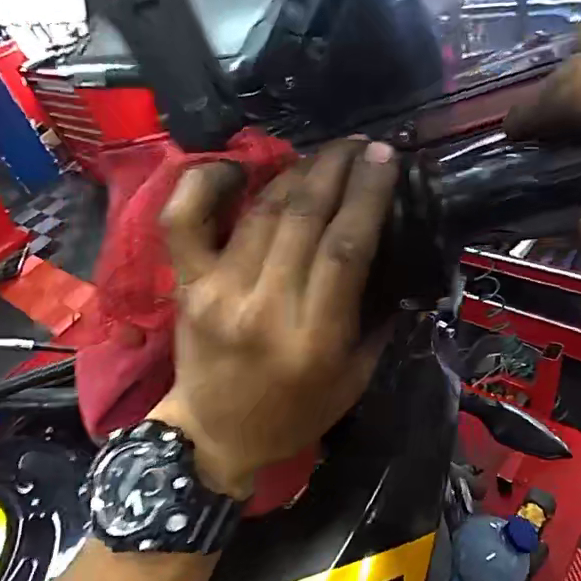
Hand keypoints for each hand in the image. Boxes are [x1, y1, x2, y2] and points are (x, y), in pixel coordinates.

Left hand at [152, 139, 399, 498]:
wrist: (216, 435)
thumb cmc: (294, 413)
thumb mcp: (355, 379)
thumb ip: (379, 319)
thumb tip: (395, 255)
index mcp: (314, 337)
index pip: (346, 247)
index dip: (368, 194)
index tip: (385, 158)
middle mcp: (265, 307)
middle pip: (305, 217)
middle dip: (338, 168)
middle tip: (360, 145)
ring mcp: (219, 291)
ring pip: (262, 212)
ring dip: (296, 171)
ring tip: (324, 154)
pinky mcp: (188, 285)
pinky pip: (185, 221)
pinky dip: (206, 184)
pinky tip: (236, 166)